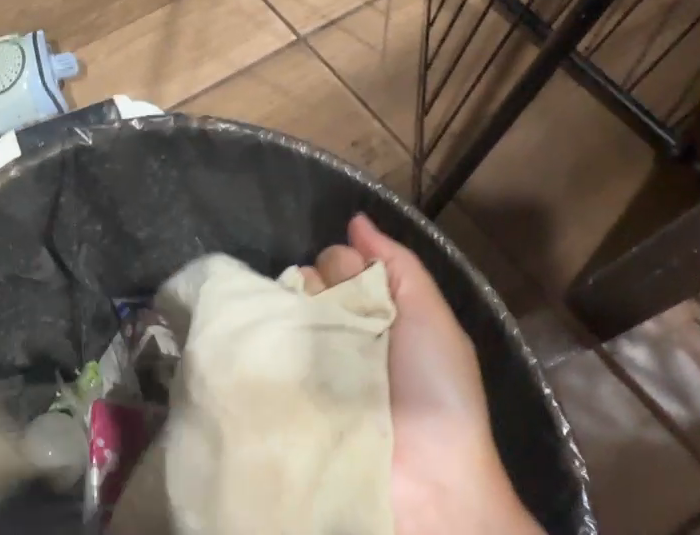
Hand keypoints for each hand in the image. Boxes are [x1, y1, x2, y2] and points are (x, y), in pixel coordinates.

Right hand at [296, 215, 544, 534]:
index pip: (335, 264)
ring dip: (285, 311)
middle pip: (306, 282)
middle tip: (330, 317)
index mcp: (373, 313)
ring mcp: (310, 364)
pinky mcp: (288, 394)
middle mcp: (338, 332)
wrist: (431, 480)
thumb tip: (355, 219)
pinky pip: (265, 353)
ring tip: (298, 333)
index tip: (350, 287)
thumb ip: (398, 264)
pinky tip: (265, 341)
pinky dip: (262, 341)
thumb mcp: (432, 317)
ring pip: (283, 311)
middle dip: (313, 286)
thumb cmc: (438, 391)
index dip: (339, 266)